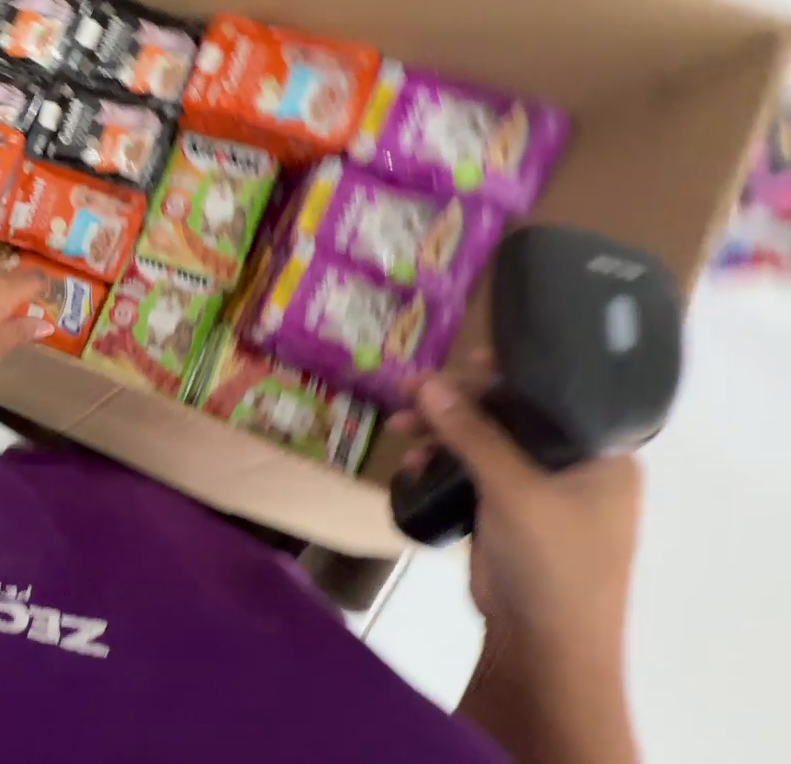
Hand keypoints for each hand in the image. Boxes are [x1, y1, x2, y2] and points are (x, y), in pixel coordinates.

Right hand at [391, 374, 641, 657]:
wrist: (544, 640)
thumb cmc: (552, 560)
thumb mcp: (513, 490)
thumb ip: (471, 433)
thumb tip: (424, 382)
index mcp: (601, 457)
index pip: (553, 398)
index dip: (508, 375)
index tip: (462, 359)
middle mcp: (572, 466)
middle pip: (506, 416)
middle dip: (454, 405)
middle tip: (405, 392)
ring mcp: (536, 489)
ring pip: (480, 441)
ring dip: (438, 432)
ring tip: (398, 428)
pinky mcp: (505, 509)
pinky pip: (467, 469)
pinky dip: (438, 462)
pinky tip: (412, 465)